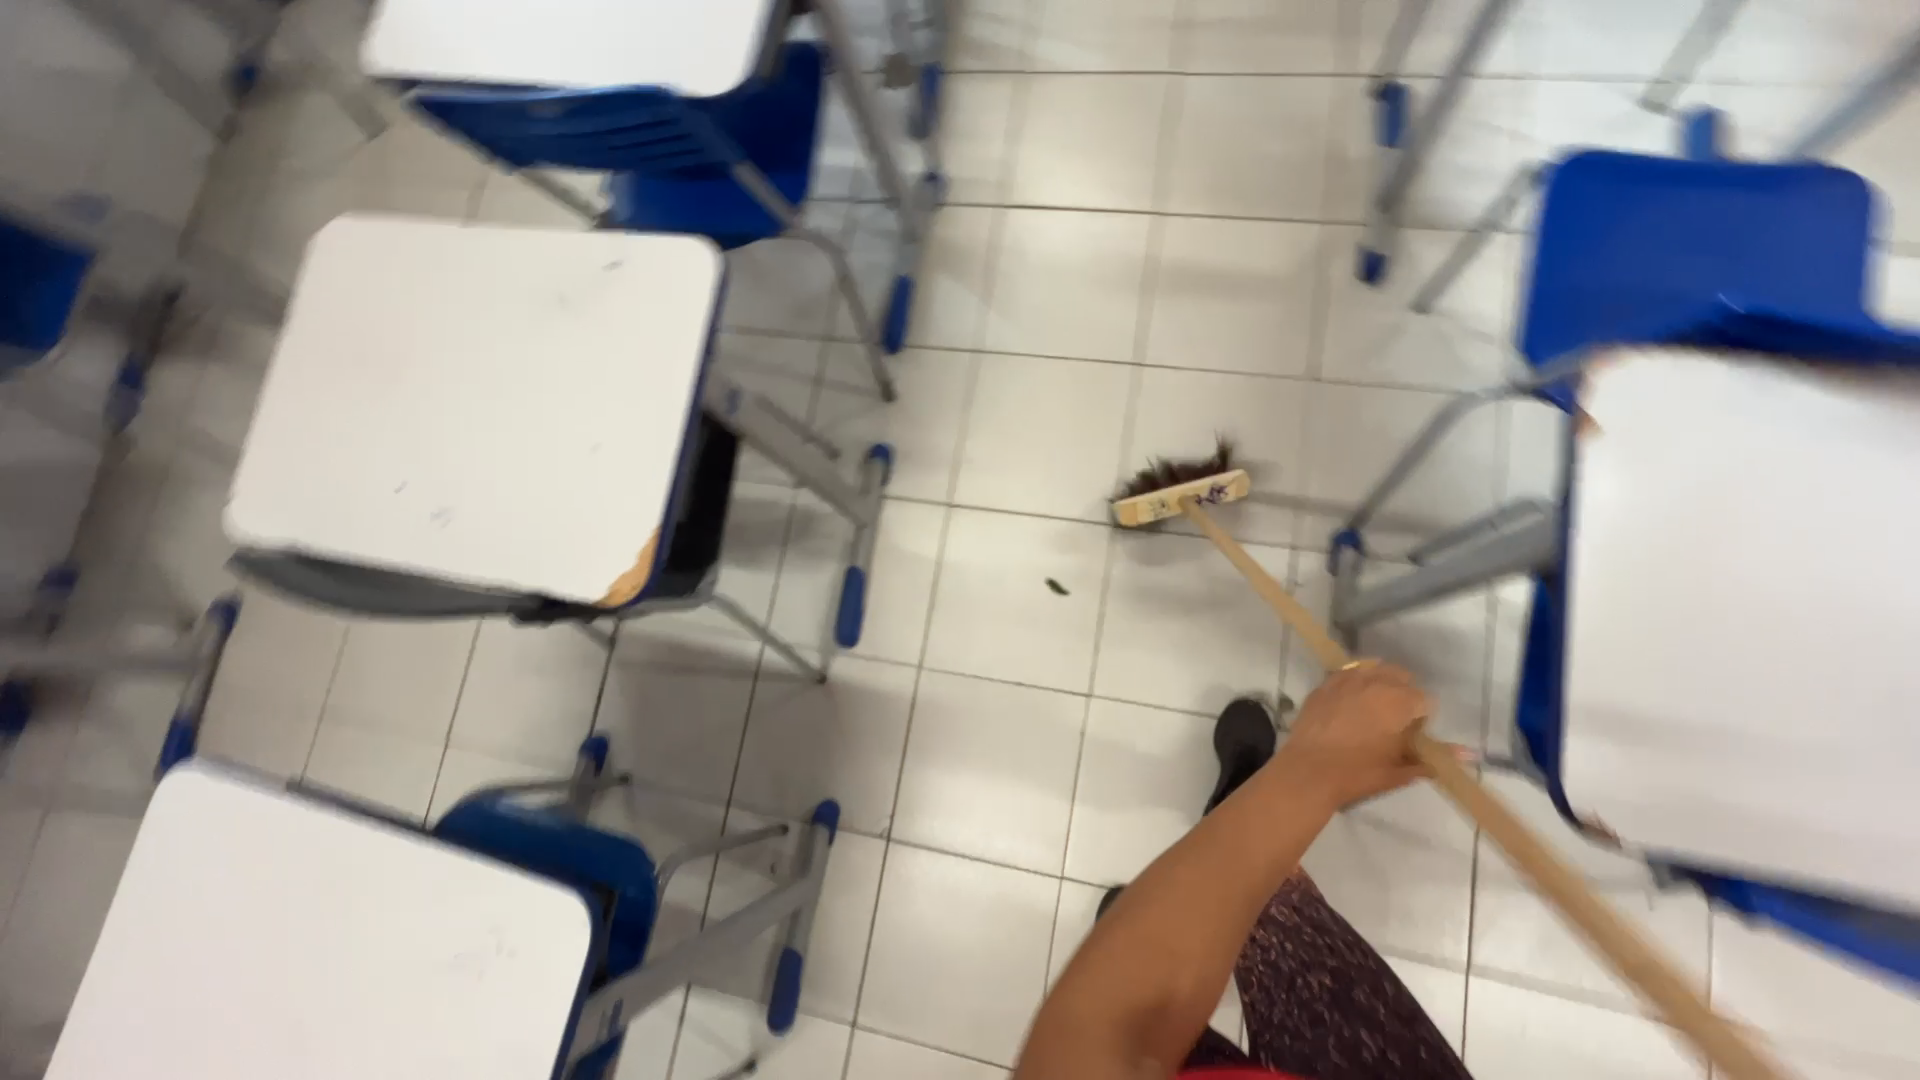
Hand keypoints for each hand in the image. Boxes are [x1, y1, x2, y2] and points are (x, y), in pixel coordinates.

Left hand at [1274, 660, 1433, 809]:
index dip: (1422, 717)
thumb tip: (1467, 754)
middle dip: (1403, 694)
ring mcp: (1344, 680)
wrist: (1309, 771)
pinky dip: (1353, 683)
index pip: (1424, 700)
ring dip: (1379, 683)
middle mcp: (1373, 682)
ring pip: (1372, 669)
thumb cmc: (1359, 773)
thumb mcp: (1401, 769)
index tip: (1412, 733)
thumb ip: (1433, 757)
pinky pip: (1345, 674)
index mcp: (1398, 701)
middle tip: (1395, 720)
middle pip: (1400, 677)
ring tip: (1374, 707)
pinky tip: (1349, 702)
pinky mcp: (1322, 685)